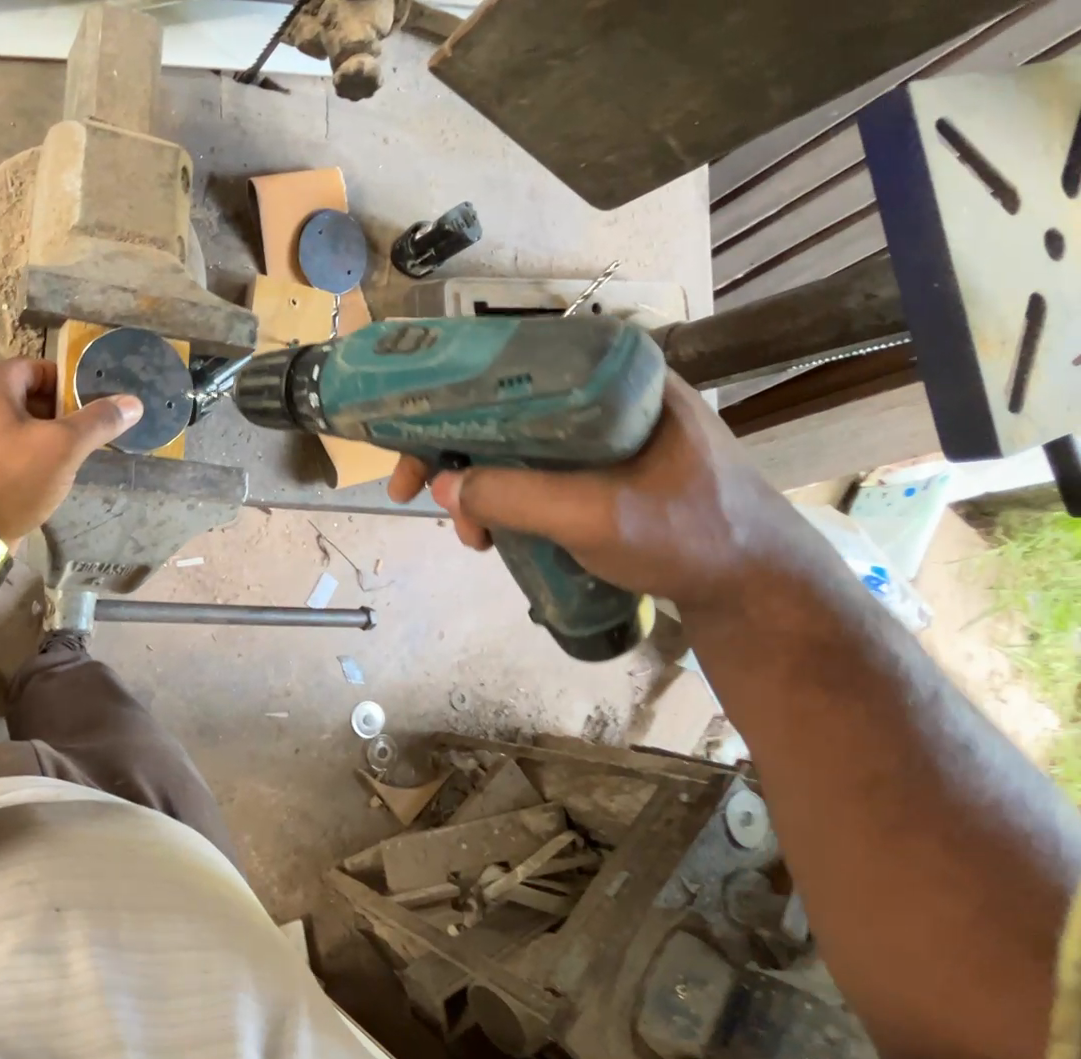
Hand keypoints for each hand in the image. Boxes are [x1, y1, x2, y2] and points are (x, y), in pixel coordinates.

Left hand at [0, 359, 143, 539]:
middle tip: (81, 436)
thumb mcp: (64, 448)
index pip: (36, 368)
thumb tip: (133, 403)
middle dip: (56, 413)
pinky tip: (38, 478)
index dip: (67, 384)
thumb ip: (98, 421)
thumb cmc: (13, 480)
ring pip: (12, 424)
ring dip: (40, 436)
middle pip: (23, 395)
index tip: (89, 409)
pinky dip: (21, 455)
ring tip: (65, 459)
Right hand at [387, 372, 824, 612]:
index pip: (510, 365)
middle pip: (500, 407)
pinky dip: (500, 500)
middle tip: (412, 492)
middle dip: (452, 454)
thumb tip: (442, 484)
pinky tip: (491, 534)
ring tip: (469, 535)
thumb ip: (515, 496)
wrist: (755, 587)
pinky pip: (529, 471)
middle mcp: (601, 392)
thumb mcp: (595, 516)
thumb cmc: (689, 537)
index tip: (409, 435)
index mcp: (614, 376)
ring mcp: (599, 431)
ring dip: (474, 486)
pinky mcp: (596, 467)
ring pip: (509, 443)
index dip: (448, 397)